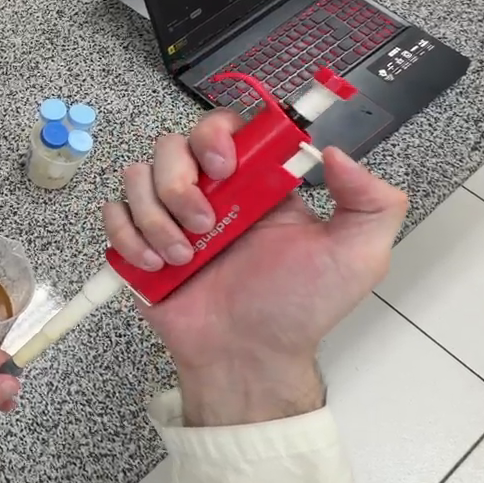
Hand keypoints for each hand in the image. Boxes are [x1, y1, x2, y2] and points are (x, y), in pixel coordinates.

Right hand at [100, 110, 407, 426]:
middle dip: (178, 184)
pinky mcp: (135, 237)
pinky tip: (155, 265)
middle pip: (168, 145)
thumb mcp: (357, 257)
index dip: (213, 136)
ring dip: (155, 219)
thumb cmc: (296, 308)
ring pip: (135, 176)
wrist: (243, 355)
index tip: (224, 169)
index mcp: (253, 182)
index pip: (223, 127)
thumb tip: (333, 151)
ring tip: (183, 258)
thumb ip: (371, 202)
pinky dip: (128, 237)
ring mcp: (165, 212)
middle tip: (203, 225)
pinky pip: (112, 212)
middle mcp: (206, 189)